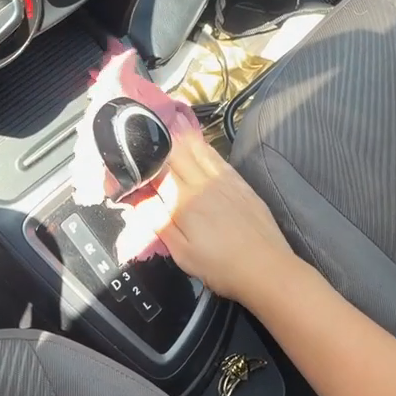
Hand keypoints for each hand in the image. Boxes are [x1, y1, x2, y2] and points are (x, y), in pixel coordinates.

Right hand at [147, 125, 304, 307]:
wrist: (268, 269)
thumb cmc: (221, 267)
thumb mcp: (182, 254)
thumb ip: (158, 223)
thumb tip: (137, 200)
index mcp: (184, 201)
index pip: (156, 171)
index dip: (139, 165)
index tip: (127, 166)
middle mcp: (203, 183)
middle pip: (176, 151)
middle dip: (158, 143)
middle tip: (145, 140)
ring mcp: (225, 180)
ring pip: (198, 149)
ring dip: (180, 137)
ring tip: (167, 125)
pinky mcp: (241, 184)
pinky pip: (217, 157)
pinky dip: (203, 146)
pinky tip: (197, 143)